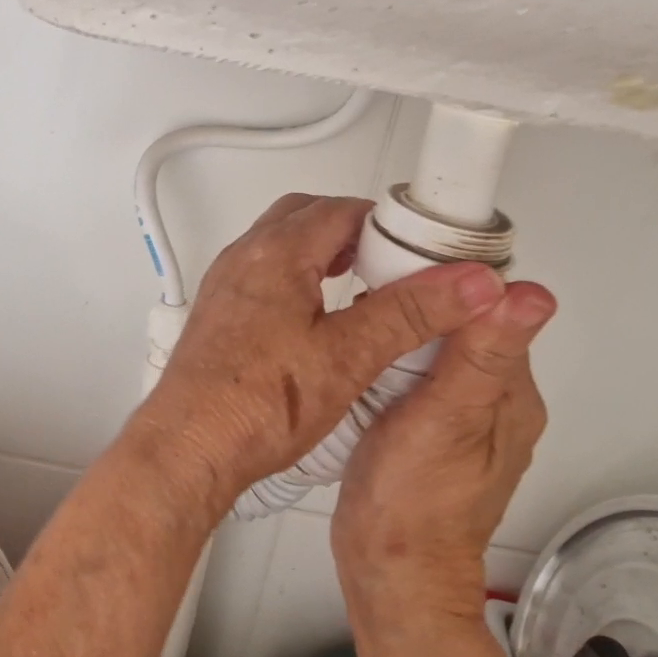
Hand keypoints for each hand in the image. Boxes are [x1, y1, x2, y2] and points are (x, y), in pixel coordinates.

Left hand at [133, 193, 510, 505]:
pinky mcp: (220, 312)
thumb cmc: (256, 405)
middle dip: (355, 231)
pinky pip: (264, 273)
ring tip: (364, 288)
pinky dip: (299, 277)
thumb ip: (409, 313)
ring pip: (283, 244)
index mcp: (275, 253)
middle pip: (308, 217)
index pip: (342, 209)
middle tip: (395, 263)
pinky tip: (320, 318)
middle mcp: (244, 257)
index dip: (389, 223)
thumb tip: (469, 281)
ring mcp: (227, 283)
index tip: (424, 249)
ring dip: (324, 253)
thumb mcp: (348, 357)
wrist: (189, 447)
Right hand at [331, 281, 555, 619]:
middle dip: (420, 298)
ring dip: (403, 324)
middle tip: (367, 282)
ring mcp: (458, 414)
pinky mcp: (425, 426)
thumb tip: (531, 294)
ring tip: (359, 311)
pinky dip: (392, 354)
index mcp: (509, 391)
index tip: (403, 255)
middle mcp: (492, 398)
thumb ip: (482, 356)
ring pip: (434, 345)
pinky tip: (362, 351)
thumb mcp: (446, 419)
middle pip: (461, 322)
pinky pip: (414, 371)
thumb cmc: (413, 501)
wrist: (390, 572)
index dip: (450, 276)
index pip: (490, 306)